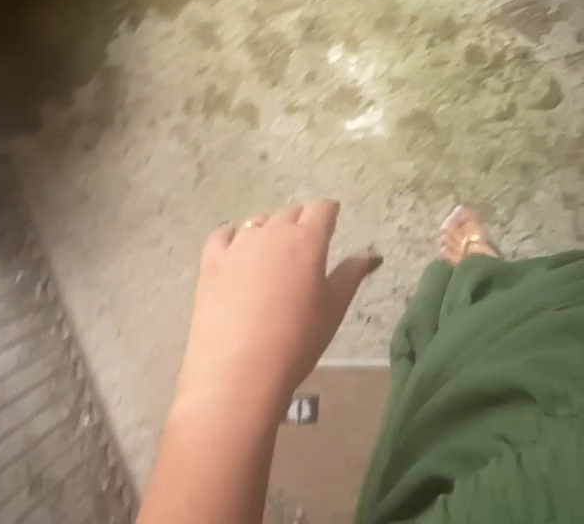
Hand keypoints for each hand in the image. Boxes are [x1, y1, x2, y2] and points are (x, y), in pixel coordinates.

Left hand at [171, 200, 380, 418]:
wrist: (239, 374)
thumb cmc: (297, 340)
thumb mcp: (334, 307)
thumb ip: (352, 273)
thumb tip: (372, 254)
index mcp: (307, 240)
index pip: (322, 209)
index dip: (329, 213)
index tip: (332, 222)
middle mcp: (272, 233)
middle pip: (290, 213)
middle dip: (301, 222)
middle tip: (305, 246)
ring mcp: (238, 246)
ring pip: (257, 222)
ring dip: (269, 230)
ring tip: (273, 254)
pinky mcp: (211, 264)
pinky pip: (222, 236)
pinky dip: (231, 236)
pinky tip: (235, 250)